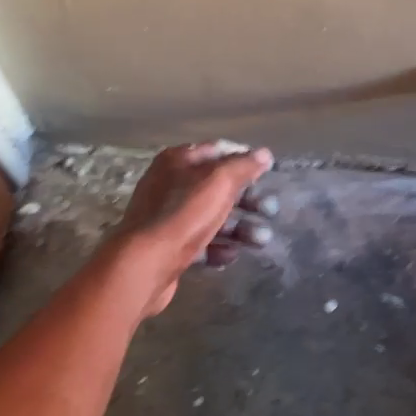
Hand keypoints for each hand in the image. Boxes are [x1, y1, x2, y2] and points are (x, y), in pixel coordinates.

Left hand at [105, 141, 276, 315]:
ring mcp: (168, 218)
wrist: (144, 263)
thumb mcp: (218, 181)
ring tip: (260, 241)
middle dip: (247, 200)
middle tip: (271, 211)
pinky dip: (218, 248)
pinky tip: (231, 256)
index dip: (244, 160)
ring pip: (211, 217)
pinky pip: (200, 244)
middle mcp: (170, 184)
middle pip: (217, 187)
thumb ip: (243, 165)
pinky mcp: (168, 247)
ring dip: (239, 228)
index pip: (218, 151)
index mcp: (178, 161)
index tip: (268, 173)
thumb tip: (264, 154)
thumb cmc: (183, 214)